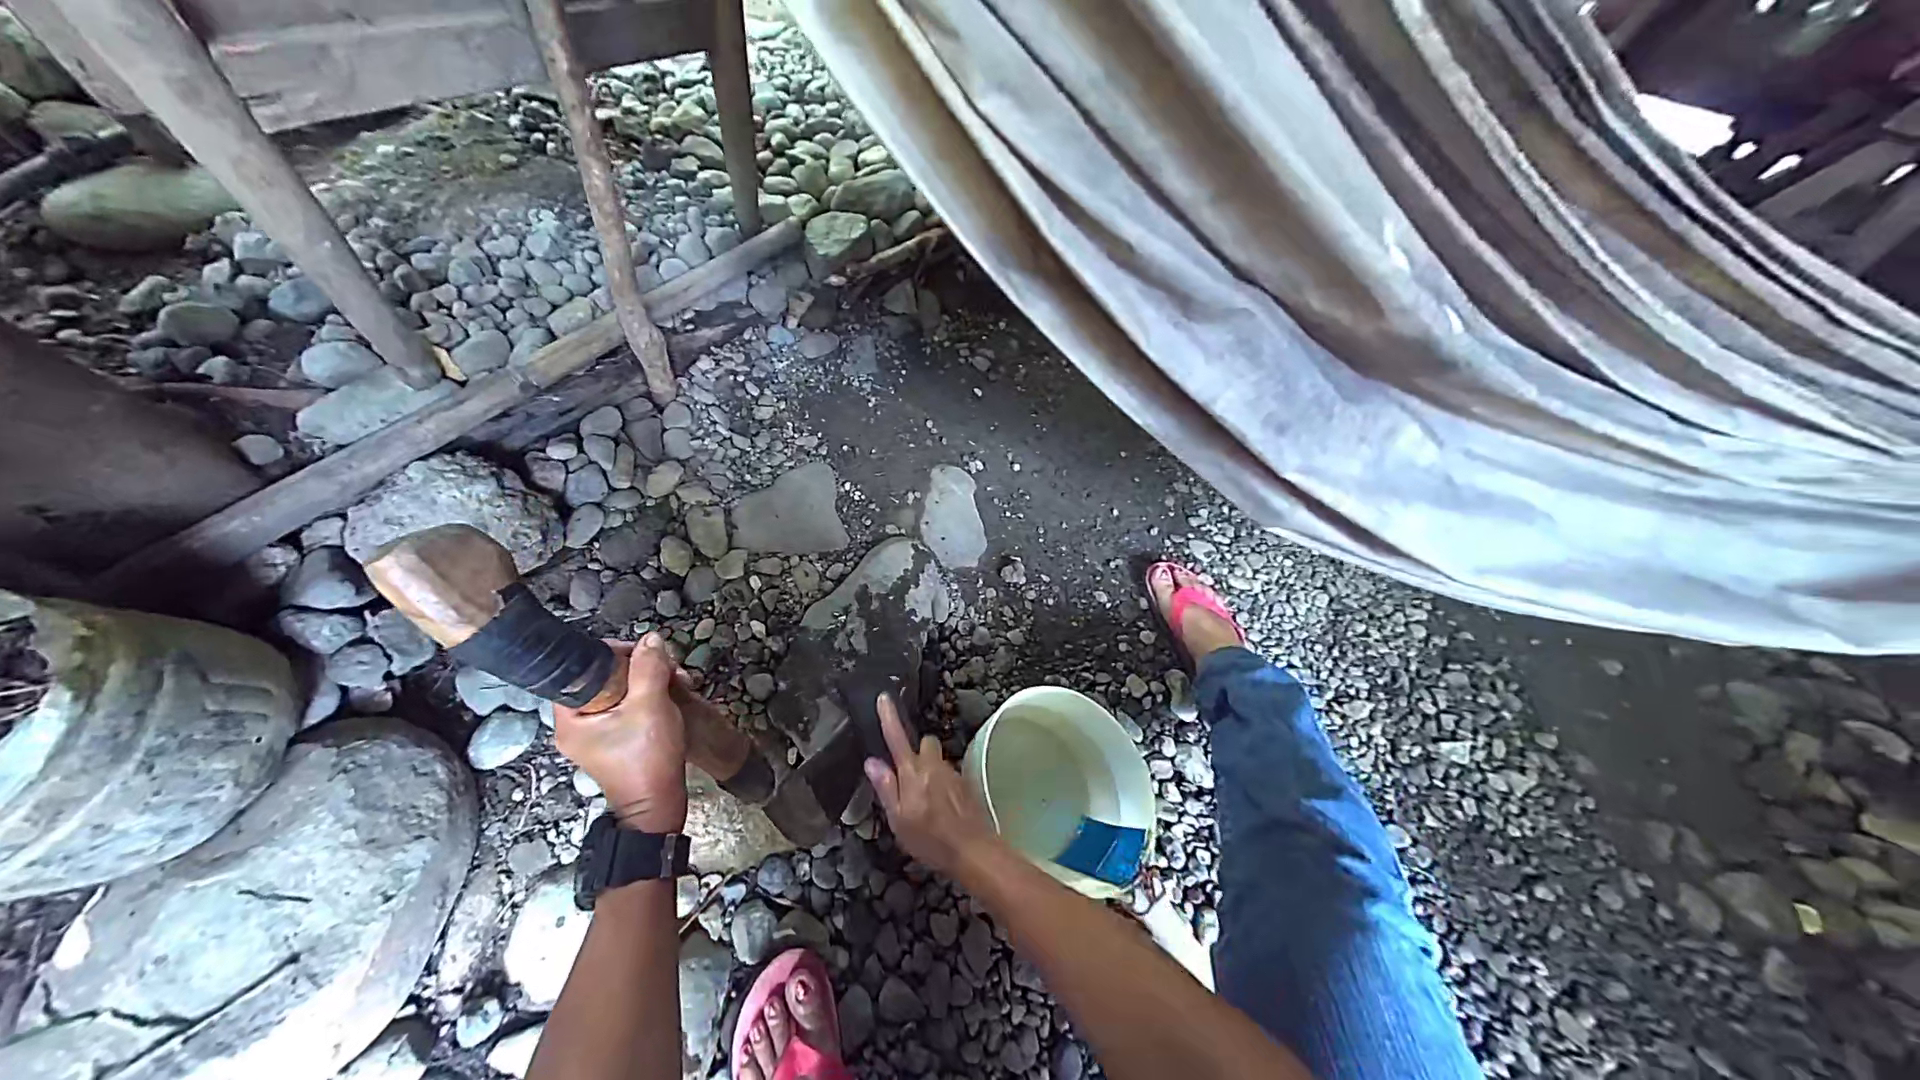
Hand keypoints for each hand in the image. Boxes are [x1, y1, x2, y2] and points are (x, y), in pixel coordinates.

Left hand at [554, 634, 687, 831]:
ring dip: (653, 679)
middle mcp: (578, 722)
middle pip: (607, 675)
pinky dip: (653, 695)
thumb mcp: (650, 706)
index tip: (644, 654)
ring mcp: (597, 730)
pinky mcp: (616, 736)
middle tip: (669, 670)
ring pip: (624, 687)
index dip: (616, 653)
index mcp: (572, 716)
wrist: (659, 804)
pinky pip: (631, 703)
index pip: (585, 667)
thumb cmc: (647, 760)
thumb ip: (649, 668)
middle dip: (643, 667)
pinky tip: (674, 694)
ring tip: (679, 682)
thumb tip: (651, 639)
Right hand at [864, 693, 1000, 878]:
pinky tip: (941, 807)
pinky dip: (942, 783)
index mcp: (913, 773)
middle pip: (925, 743)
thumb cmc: (930, 839)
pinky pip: (948, 774)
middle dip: (917, 751)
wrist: (973, 850)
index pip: (897, 738)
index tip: (884, 697)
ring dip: (930, 770)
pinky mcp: (965, 783)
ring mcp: (953, 773)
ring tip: (925, 801)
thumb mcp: (898, 819)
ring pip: (937, 760)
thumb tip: (872, 762)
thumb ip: (886, 787)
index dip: (888, 717)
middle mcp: (934, 765)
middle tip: (909, 777)